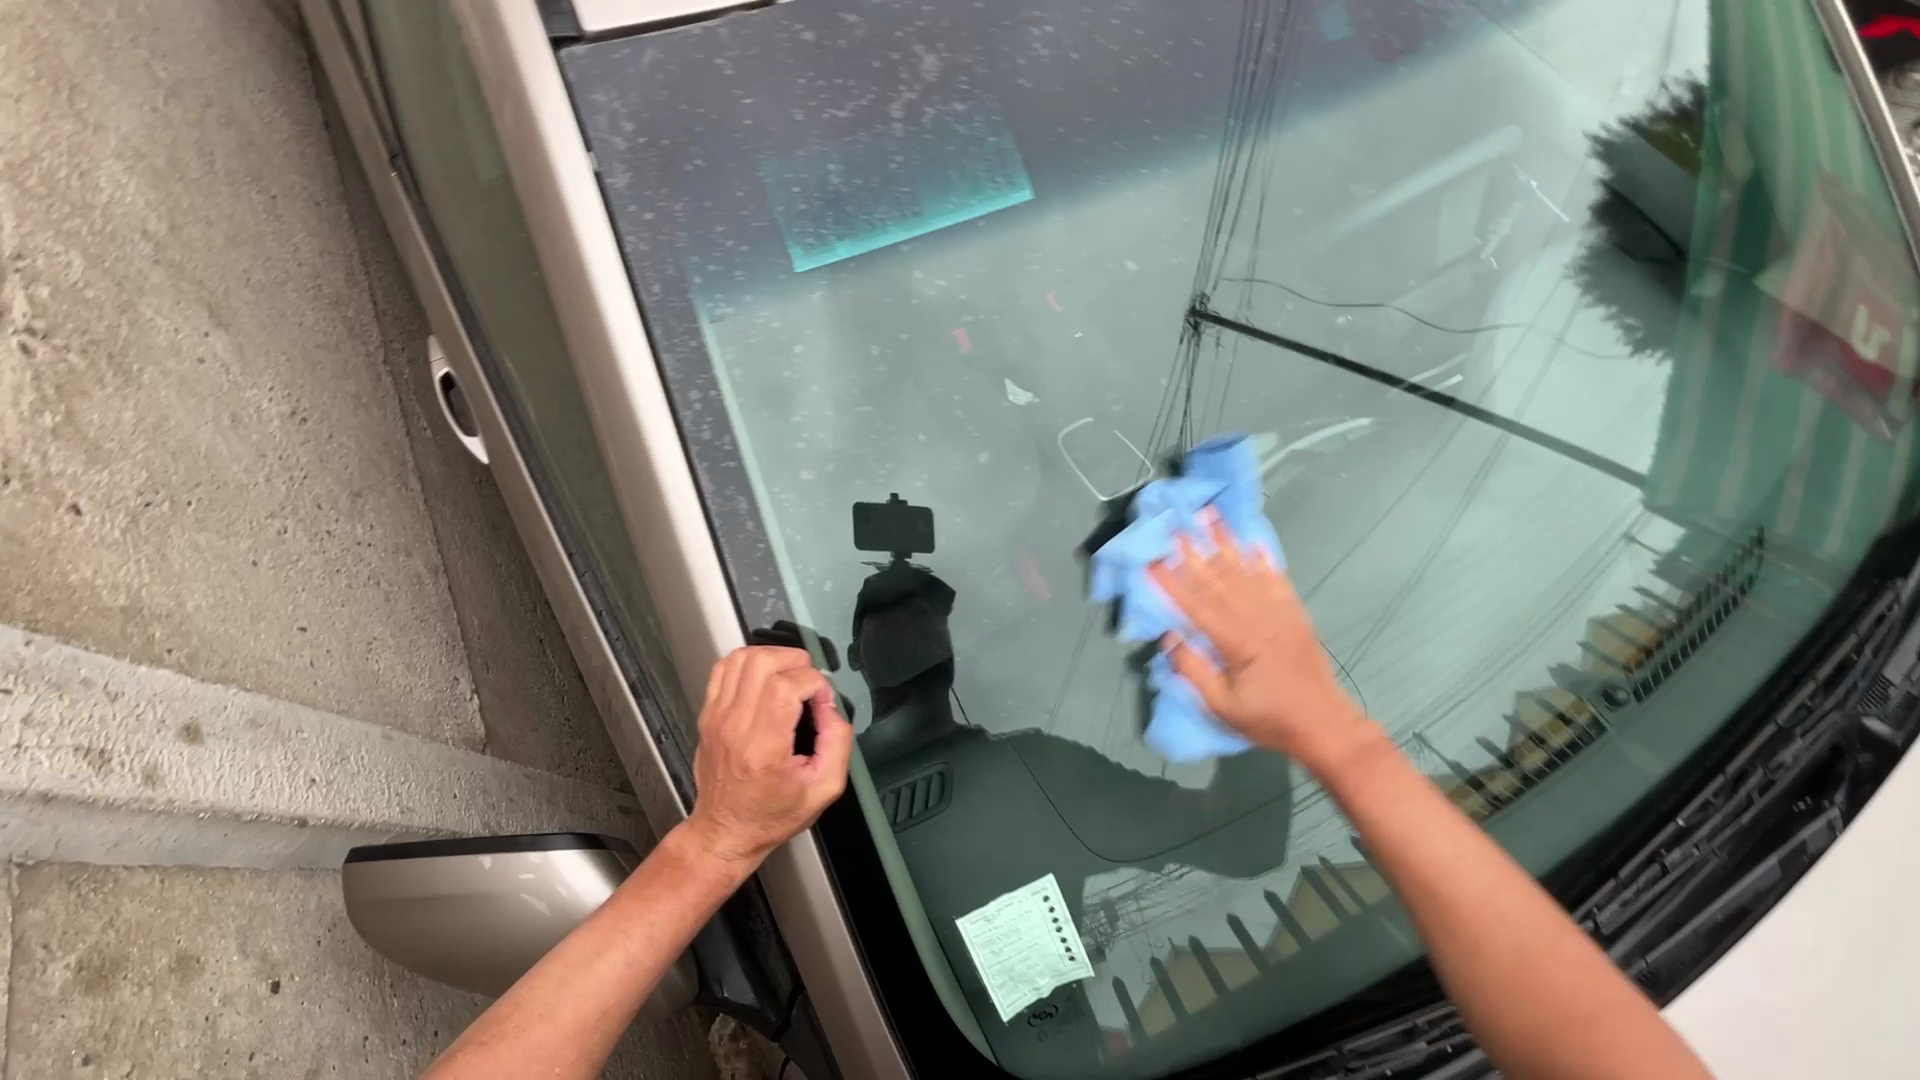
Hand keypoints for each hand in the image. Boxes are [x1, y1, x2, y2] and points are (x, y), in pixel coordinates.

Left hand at [682, 646, 853, 868]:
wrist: (726, 831)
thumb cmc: (772, 815)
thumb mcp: (825, 788)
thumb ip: (838, 741)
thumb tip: (829, 706)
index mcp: (764, 749)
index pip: (786, 685)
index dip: (814, 682)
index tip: (822, 700)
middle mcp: (734, 727)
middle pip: (762, 662)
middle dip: (795, 662)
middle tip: (808, 683)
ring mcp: (716, 718)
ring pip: (742, 658)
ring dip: (773, 657)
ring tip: (789, 677)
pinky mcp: (708, 714)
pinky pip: (724, 668)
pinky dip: (749, 663)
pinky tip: (765, 679)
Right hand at [1148, 515, 1381, 774]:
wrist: (1325, 725)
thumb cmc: (1269, 720)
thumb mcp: (1222, 707)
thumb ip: (1193, 671)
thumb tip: (1170, 638)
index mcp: (1236, 642)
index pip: (1195, 605)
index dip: (1170, 582)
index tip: (1150, 561)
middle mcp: (1257, 619)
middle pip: (1219, 579)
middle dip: (1194, 550)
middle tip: (1175, 524)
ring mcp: (1279, 613)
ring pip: (1246, 571)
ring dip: (1225, 542)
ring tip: (1210, 516)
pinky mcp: (1295, 615)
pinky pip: (1277, 580)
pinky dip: (1264, 559)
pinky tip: (1252, 541)